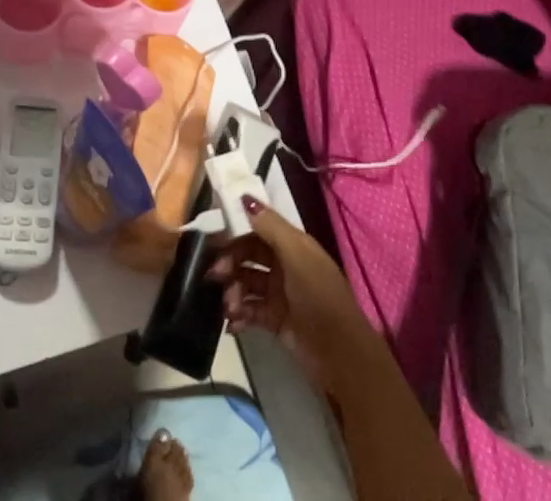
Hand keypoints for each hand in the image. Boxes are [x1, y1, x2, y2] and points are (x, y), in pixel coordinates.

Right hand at [207, 197, 369, 385]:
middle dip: (229, 263)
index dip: (236, 231)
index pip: (258, 229)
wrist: (338, 352)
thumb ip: (270, 227)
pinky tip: (233, 323)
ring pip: (245, 284)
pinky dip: (238, 315)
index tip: (212, 238)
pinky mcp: (274, 320)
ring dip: (232, 292)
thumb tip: (244, 197)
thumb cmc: (319, 297)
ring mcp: (279, 293)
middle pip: (248, 256)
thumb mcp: (297, 256)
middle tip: (215, 275)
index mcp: (294, 245)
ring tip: (230, 307)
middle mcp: (285, 266)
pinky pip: (248, 310)